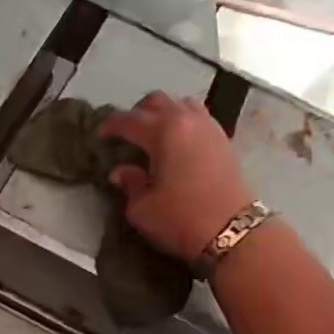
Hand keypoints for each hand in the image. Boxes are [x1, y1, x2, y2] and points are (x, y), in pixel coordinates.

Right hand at [98, 92, 253, 263]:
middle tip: (127, 134)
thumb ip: (129, 184)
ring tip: (155, 134)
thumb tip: (122, 171)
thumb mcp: (143, 209)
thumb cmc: (182, 220)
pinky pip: (199, 117)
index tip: (100, 137)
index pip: (129, 120)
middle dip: (137, 113)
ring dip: (164, 113)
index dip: (110, 126)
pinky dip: (184, 122)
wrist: (233, 232)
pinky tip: (179, 143)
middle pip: (156, 101)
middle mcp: (187, 120)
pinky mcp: (224, 140)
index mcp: (163, 132)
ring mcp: (209, 127)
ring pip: (181, 104)